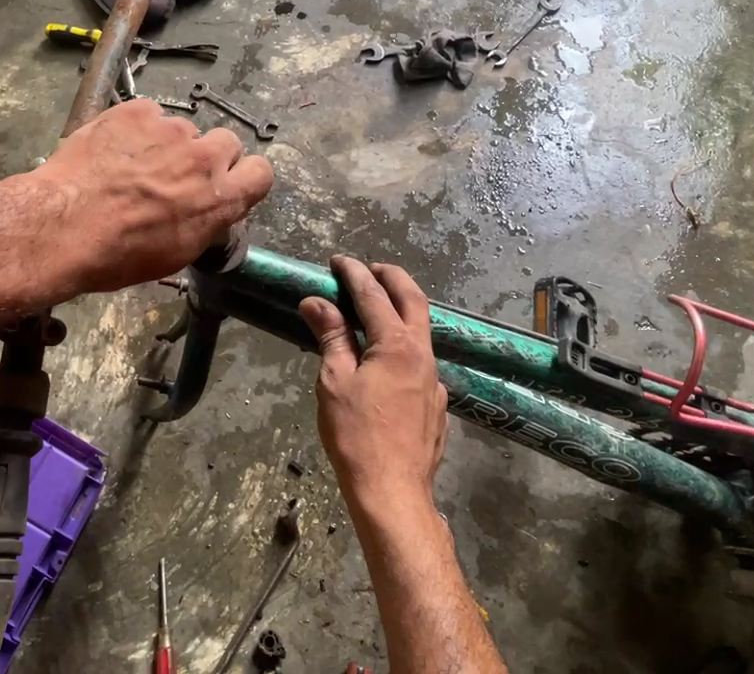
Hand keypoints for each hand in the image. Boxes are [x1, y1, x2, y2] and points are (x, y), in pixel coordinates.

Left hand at [29, 98, 273, 294]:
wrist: (65, 225)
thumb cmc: (118, 254)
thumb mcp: (176, 253)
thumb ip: (204, 220)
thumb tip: (204, 208)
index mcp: (220, 197)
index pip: (261, 172)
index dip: (242, 177)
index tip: (225, 184)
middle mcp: (204, 157)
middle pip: (225, 143)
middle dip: (206, 157)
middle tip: (175, 175)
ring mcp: (170, 129)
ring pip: (182, 129)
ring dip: (166, 144)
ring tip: (131, 165)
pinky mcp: (136, 111)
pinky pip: (148, 115)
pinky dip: (136, 129)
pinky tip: (113, 150)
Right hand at [300, 258, 448, 513]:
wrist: (394, 493)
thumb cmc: (357, 436)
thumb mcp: (335, 381)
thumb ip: (331, 337)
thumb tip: (316, 301)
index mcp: (398, 345)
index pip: (374, 296)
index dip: (354, 273)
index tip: (337, 260)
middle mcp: (423, 355)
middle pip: (413, 300)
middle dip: (391, 277)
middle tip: (368, 268)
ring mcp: (434, 380)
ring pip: (421, 330)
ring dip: (400, 308)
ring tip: (375, 307)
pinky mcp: (436, 403)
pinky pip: (421, 359)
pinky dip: (403, 342)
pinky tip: (386, 359)